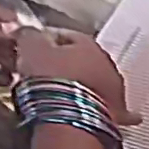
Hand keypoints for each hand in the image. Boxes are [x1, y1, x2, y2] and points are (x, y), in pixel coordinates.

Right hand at [17, 28, 140, 125]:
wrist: (70, 116)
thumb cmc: (51, 78)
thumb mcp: (31, 48)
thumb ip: (31, 35)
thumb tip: (30, 33)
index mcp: (90, 46)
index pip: (69, 36)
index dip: (49, 40)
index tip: (36, 46)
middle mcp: (109, 67)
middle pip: (87, 61)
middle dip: (70, 64)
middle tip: (49, 70)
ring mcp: (117, 92)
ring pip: (99, 84)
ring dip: (86, 86)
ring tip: (66, 92)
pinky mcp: (118, 115)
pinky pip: (113, 110)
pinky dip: (106, 109)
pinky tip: (104, 113)